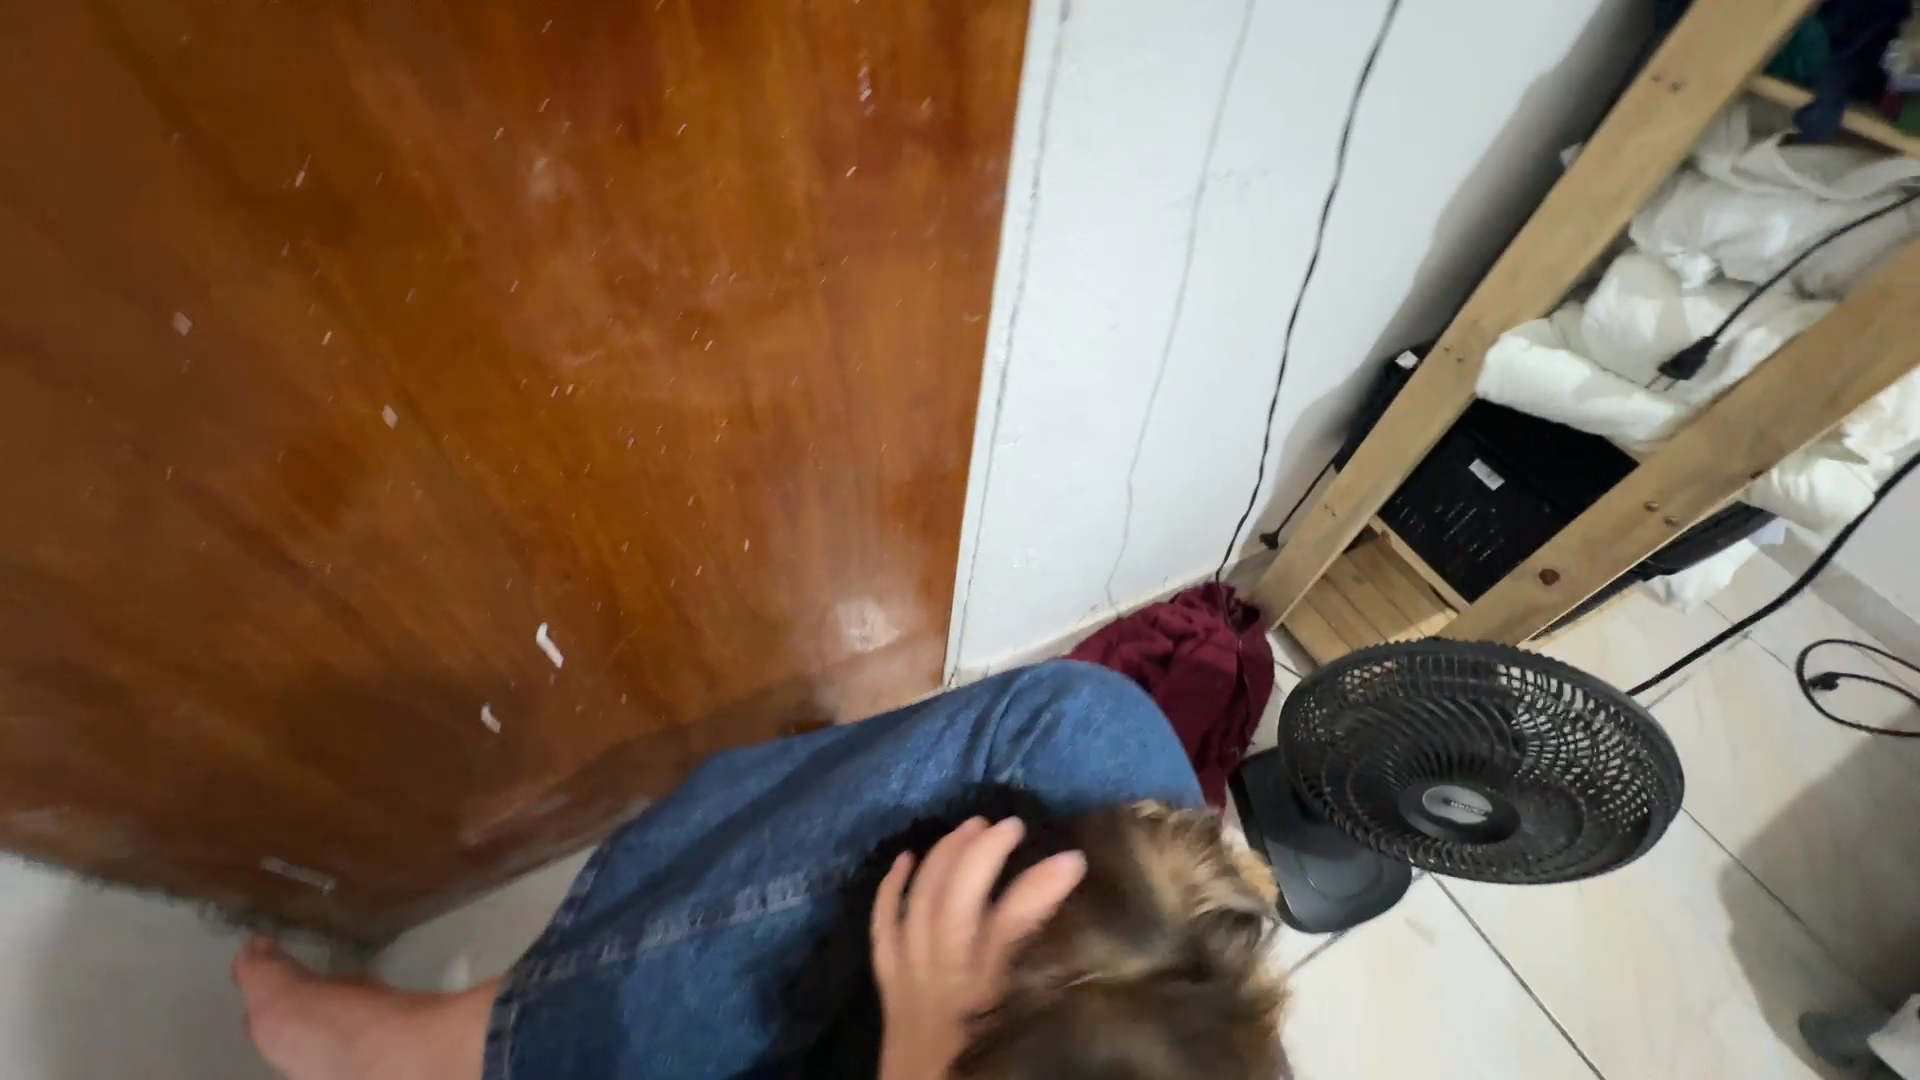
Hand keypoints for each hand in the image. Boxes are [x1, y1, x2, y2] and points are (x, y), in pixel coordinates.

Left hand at [869, 817, 1086, 1079]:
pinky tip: (906, 859)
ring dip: (944, 856)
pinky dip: (891, 889)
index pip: (1010, 925)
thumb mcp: (1027, 1053)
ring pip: (919, 901)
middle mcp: (940, 979)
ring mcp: (907, 980)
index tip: (1073, 858)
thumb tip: (1090, 968)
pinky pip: (882, 928)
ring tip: (972, 825)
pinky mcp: (887, 989)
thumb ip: (1049, 1006)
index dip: (1041, 885)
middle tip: (1013, 825)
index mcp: (980, 999)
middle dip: (982, 853)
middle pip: (955, 899)